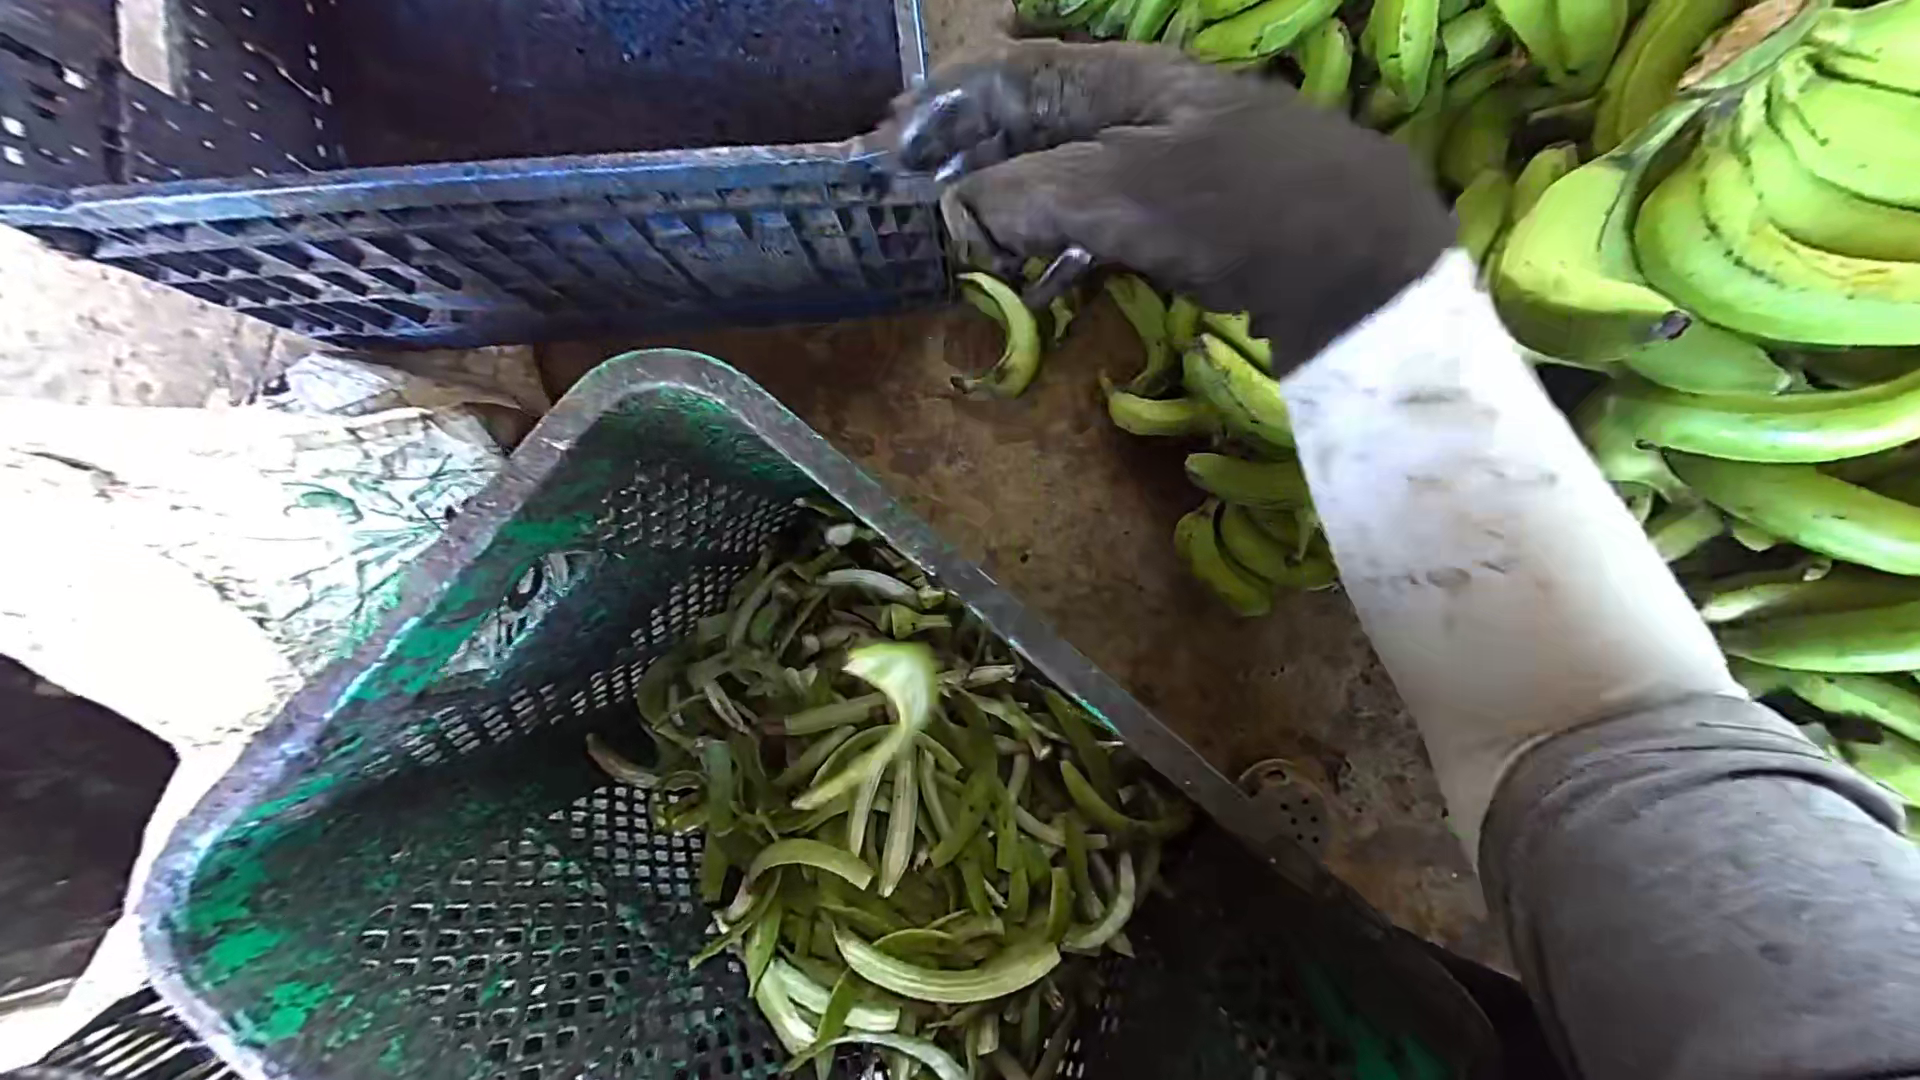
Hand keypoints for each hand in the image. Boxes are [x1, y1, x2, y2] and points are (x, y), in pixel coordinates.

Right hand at [881, 41, 1453, 368]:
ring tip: (960, 237)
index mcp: (1120, 83)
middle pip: (1027, 129)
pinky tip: (1029, 269)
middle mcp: (1129, 114)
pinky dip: (1048, 245)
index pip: (1011, 83)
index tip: (895, 144)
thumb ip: (1035, 194)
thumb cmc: (1238, 207)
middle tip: (917, 197)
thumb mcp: (1127, 195)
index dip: (948, 111)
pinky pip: (1085, 224)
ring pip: (1053, 179)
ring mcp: (1148, 168)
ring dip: (1004, 208)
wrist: (1342, 254)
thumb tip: (957, 210)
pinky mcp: (1162, 219)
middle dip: (967, 161)